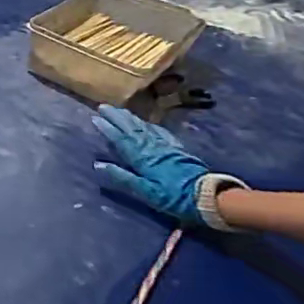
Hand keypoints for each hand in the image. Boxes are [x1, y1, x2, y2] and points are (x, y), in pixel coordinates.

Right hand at [91, 103, 225, 227]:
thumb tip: (98, 164)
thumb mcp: (146, 191)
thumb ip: (122, 177)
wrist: (208, 196)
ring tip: (120, 110)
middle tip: (103, 106)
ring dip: (130, 118)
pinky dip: (150, 125)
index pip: (120, 139)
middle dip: (116, 117)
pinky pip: (160, 132)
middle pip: (131, 128)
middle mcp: (151, 147)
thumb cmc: (173, 197)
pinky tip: (148, 123)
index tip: (95, 117)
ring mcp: (165, 145)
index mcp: (141, 157)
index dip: (107, 128)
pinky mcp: (176, 148)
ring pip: (144, 127)